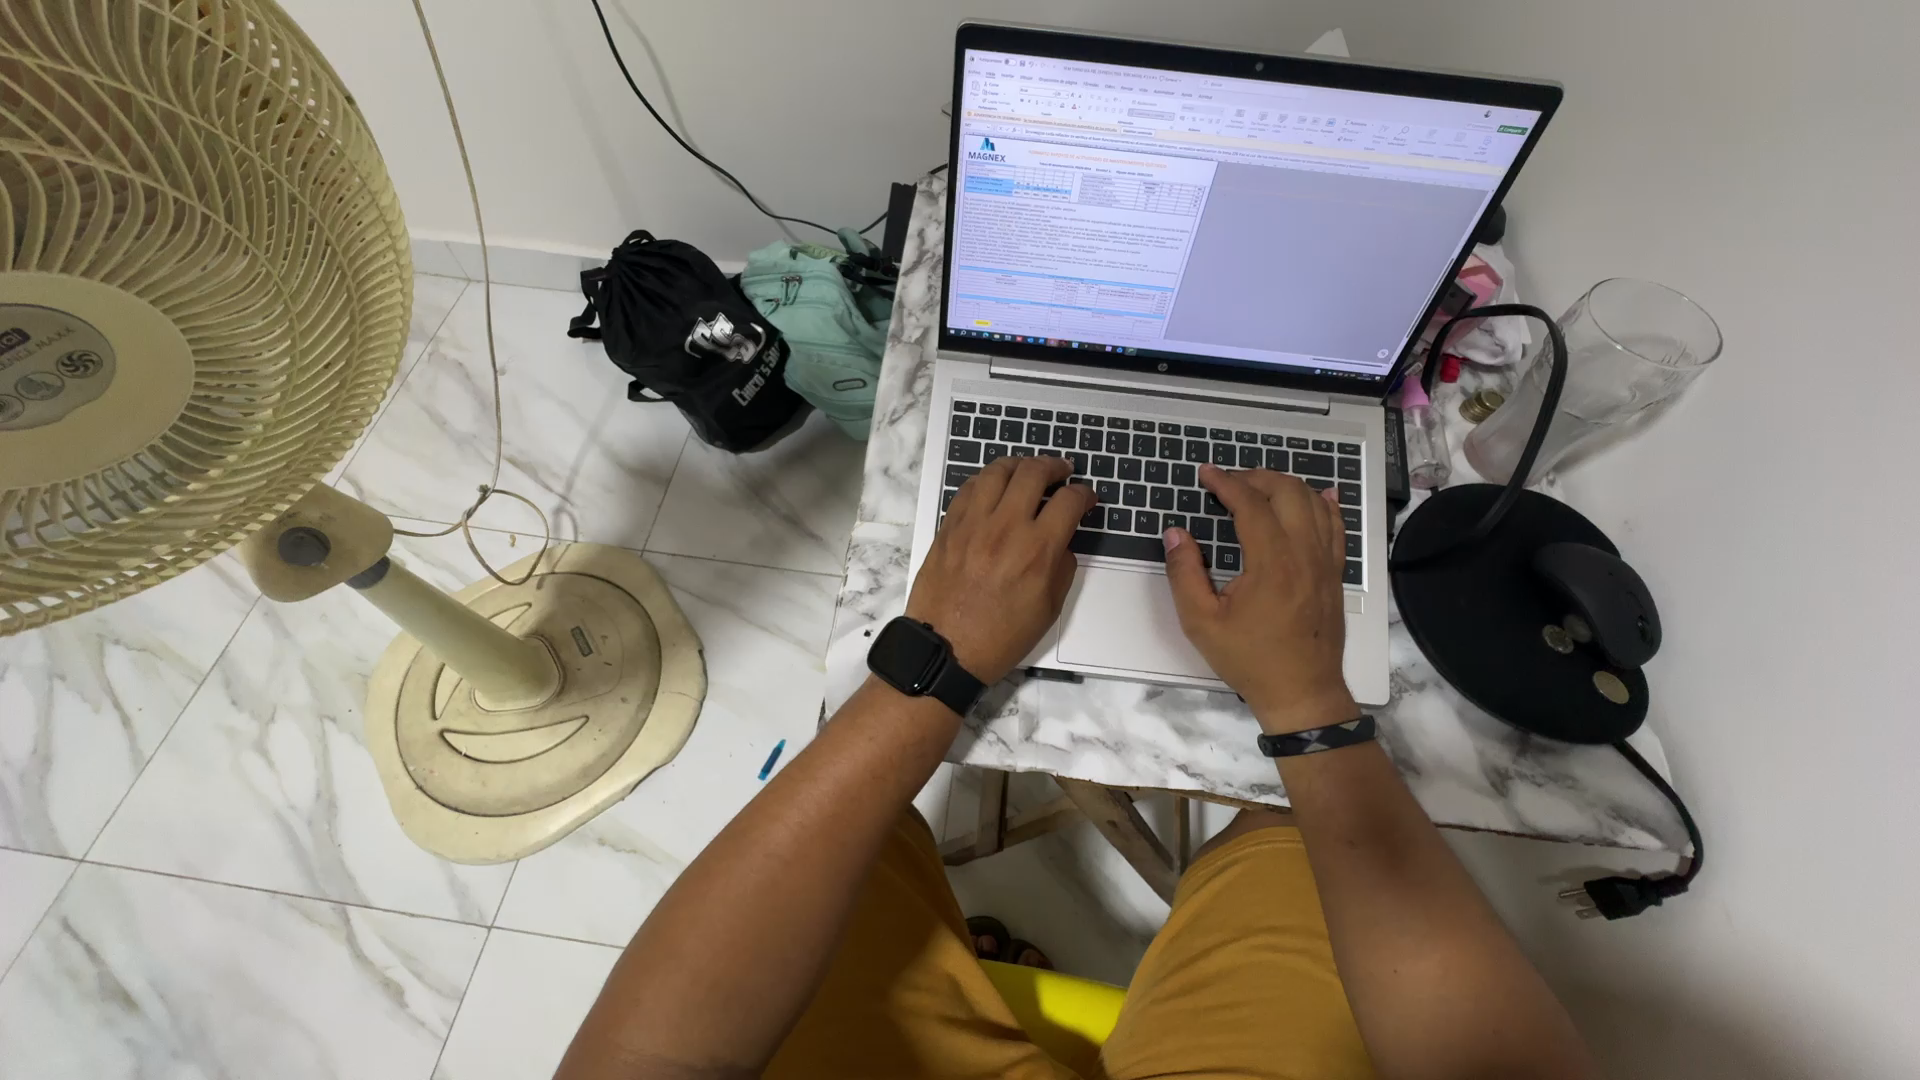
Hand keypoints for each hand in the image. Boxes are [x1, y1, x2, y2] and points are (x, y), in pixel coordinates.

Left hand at [906, 456, 1096, 684]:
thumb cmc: (1001, 636)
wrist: (945, 648)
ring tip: (1028, 470)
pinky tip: (995, 486)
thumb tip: (1062, 540)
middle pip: (1033, 473)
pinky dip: (987, 479)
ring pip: (998, 471)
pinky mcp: (949, 526)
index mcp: (1037, 550)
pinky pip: (969, 488)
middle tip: (1062, 471)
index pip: (1069, 501)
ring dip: (1019, 464)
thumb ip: (1062, 567)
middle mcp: (1005, 527)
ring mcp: (973, 523)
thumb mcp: (1049, 608)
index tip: (1087, 497)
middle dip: (1055, 466)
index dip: (1085, 494)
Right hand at [1163, 464, 1355, 732]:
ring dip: (1286, 486)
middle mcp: (1305, 555)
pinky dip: (1326, 504)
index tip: (1206, 473)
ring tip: (1259, 485)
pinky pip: (1337, 527)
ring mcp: (1326, 563)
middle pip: (1288, 493)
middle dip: (1256, 476)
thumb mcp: (1200, 621)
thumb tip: (1175, 533)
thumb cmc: (1248, 658)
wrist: (1301, 692)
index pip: (1252, 505)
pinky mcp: (1336, 574)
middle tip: (1228, 480)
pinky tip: (1318, 495)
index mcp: (1272, 564)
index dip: (1227, 483)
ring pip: (1315, 504)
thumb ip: (1184, 573)